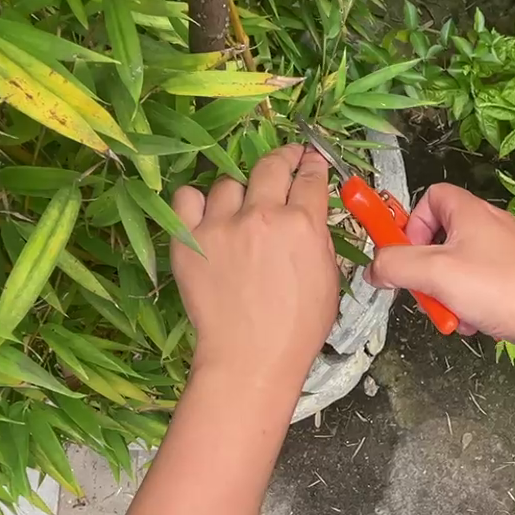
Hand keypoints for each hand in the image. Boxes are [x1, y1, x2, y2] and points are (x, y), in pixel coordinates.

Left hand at [172, 145, 337, 387]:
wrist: (250, 357)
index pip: (310, 179)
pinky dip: (197, 202)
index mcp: (303, 225)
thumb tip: (309, 216)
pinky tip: (207, 215)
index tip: (311, 160)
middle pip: (271, 166)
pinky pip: (187, 199)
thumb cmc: (297, 329)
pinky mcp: (189, 239)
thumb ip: (318, 240)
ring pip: (229, 183)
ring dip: (239, 192)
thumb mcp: (328, 280)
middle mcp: (262, 215)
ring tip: (242, 209)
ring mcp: (221, 225)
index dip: (313, 165)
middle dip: (283, 157)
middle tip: (287, 159)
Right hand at [367, 183, 514, 353]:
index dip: (411, 224)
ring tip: (454, 313)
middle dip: (426, 271)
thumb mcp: (435, 274)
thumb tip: (375, 268)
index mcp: (470, 212)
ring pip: (456, 267)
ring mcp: (503, 252)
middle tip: (426, 292)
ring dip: (446, 294)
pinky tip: (474, 321)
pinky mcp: (513, 276)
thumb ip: (396, 266)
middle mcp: (489, 225)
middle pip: (439, 238)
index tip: (404, 253)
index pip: (430, 197)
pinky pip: (476, 285)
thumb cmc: (501, 289)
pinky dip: (468, 304)